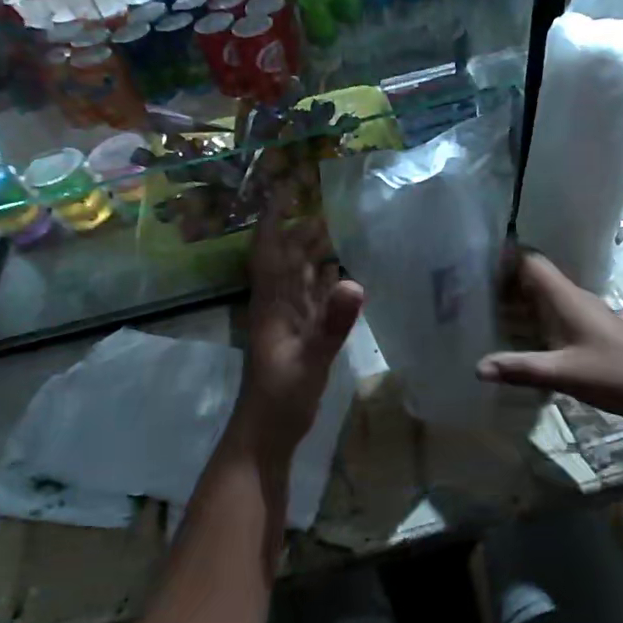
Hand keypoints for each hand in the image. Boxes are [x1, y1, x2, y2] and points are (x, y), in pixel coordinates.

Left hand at [234, 191, 364, 459]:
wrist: (268, 433)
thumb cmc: (282, 397)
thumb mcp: (310, 361)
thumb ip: (332, 324)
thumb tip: (354, 282)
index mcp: (272, 304)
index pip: (271, 251)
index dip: (275, 219)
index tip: (287, 189)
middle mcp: (278, 305)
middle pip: (287, 258)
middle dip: (302, 229)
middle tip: (330, 204)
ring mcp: (289, 321)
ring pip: (299, 277)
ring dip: (313, 252)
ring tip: (338, 227)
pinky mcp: (301, 336)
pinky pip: (311, 298)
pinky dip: (323, 281)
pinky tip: (339, 273)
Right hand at [476, 249, 622, 423]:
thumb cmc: (615, 375)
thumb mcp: (563, 373)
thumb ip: (520, 369)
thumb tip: (476, 368)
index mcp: (566, 299)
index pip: (531, 262)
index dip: (504, 258)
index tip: (473, 264)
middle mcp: (574, 300)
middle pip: (533, 279)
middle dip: (503, 283)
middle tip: (467, 293)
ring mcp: (584, 315)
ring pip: (543, 299)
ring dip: (517, 304)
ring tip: (482, 314)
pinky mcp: (589, 332)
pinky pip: (553, 316)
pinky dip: (531, 321)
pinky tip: (517, 339)